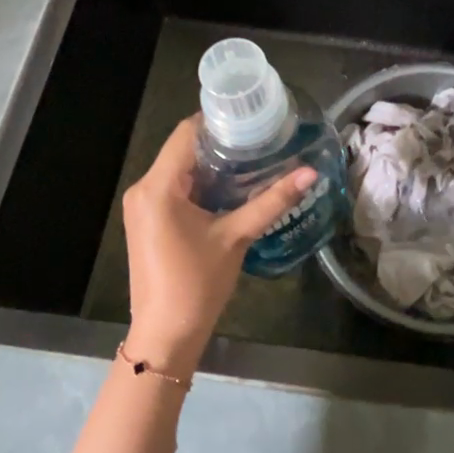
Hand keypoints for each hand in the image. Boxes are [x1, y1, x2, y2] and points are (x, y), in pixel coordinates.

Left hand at [122, 115, 318, 374]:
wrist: (165, 335)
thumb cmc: (197, 284)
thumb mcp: (237, 237)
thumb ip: (272, 201)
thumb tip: (311, 173)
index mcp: (158, 187)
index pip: (187, 133)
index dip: (218, 121)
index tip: (251, 117)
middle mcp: (143, 188)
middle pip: (183, 149)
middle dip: (220, 143)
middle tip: (260, 137)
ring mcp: (142, 205)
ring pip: (179, 168)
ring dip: (212, 164)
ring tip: (252, 157)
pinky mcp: (148, 220)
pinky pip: (174, 187)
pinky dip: (200, 183)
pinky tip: (231, 186)